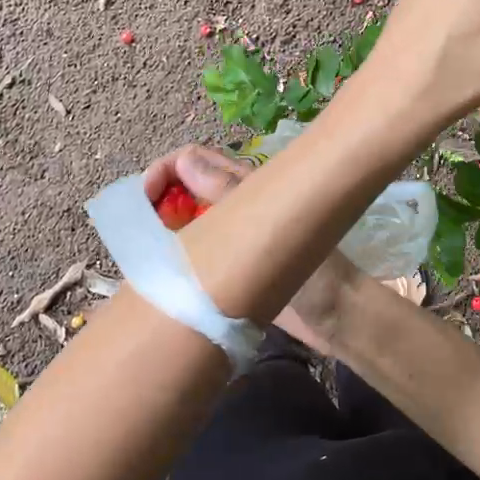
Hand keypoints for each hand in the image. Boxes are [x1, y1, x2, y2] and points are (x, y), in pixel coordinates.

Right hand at [142, 145, 365, 353]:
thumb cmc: (316, 270)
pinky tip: (159, 273)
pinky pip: (192, 253)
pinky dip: (171, 256)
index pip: (193, 160)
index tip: (145, 197)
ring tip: (144, 251)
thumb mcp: (273, 226)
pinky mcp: (229, 268)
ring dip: (160, 229)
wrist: (339, 320)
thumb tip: (185, 160)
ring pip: (184, 220)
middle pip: (183, 189)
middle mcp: (234, 205)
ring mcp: (231, 237)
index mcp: (246, 185)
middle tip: (140, 229)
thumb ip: (229, 194)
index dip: (165, 170)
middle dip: (156, 200)